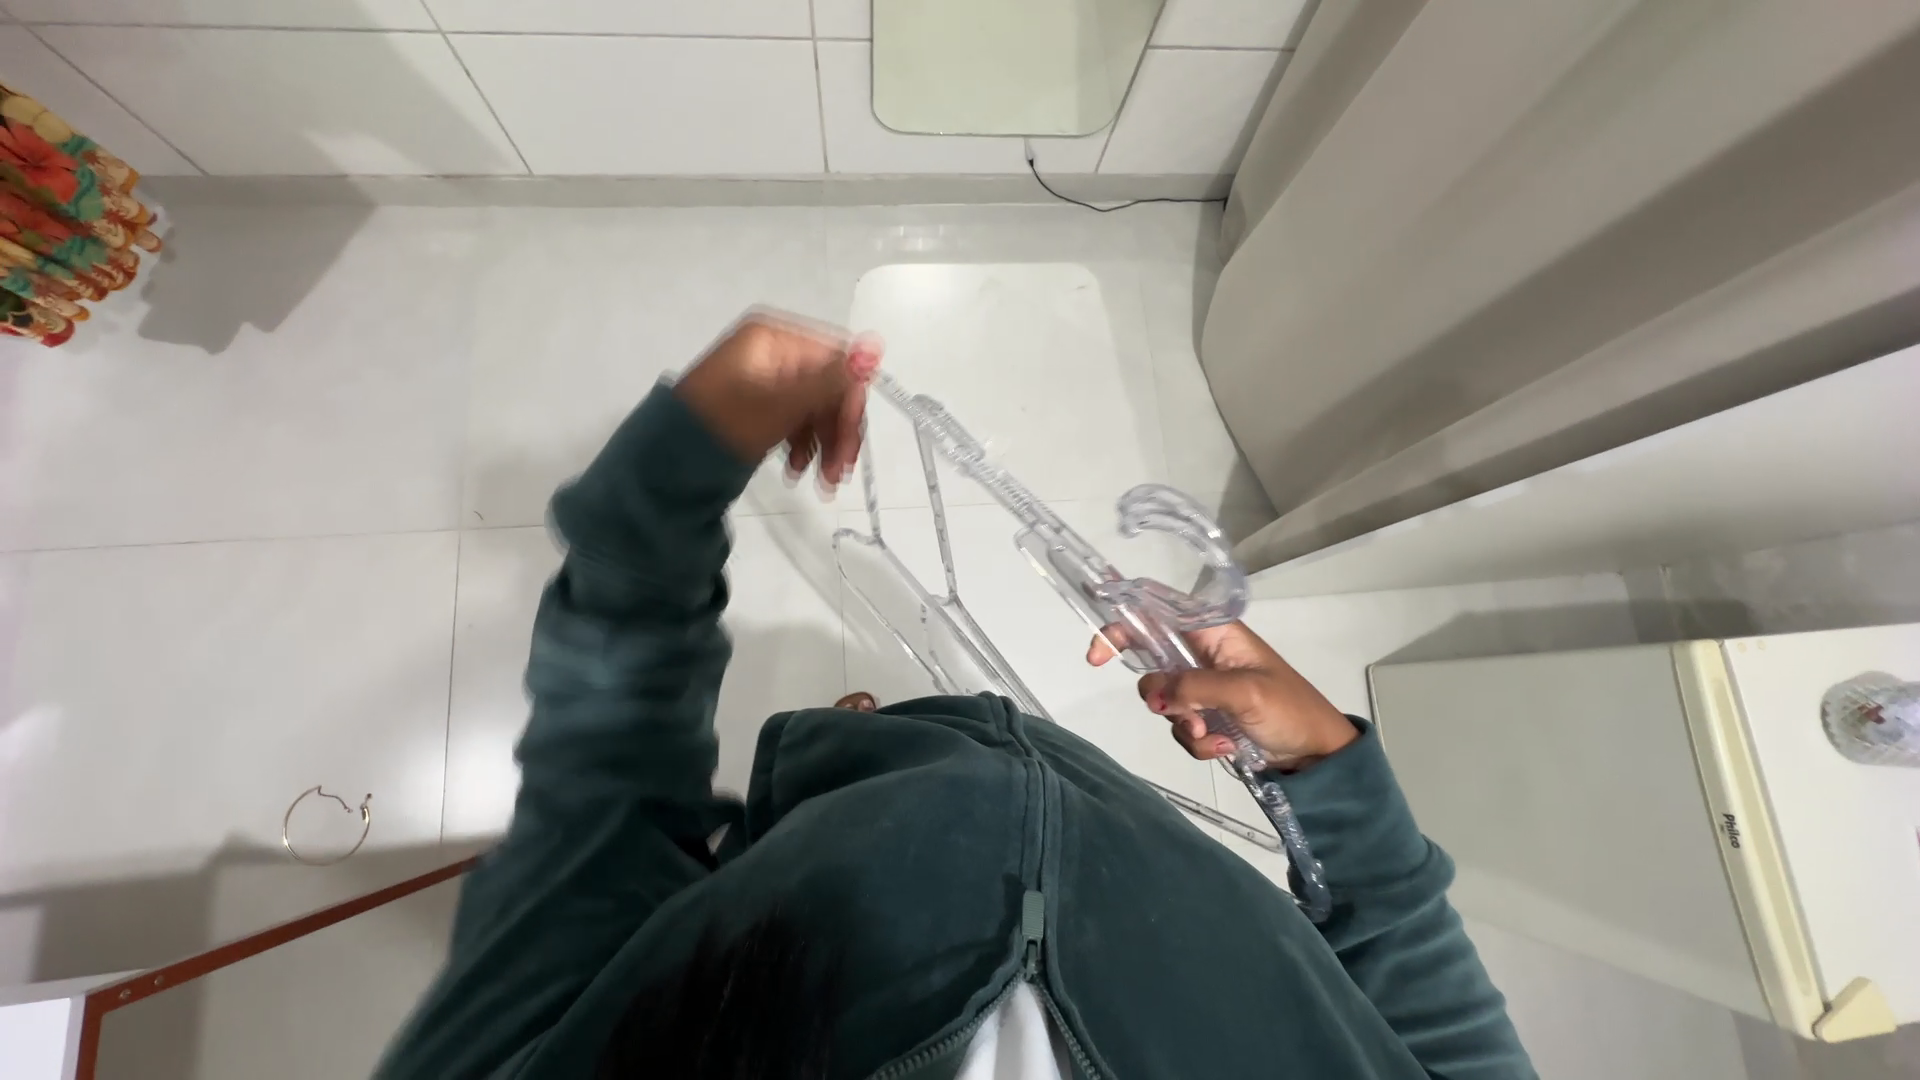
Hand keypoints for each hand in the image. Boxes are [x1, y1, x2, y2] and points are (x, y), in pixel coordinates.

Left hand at [673, 309, 882, 485]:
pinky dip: (804, 446)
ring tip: (822, 483)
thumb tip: (876, 345)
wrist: (670, 462)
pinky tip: (799, 472)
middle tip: (840, 474)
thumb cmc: (726, 425)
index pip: (837, 360)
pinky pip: (796, 420)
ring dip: (825, 445)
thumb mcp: (783, 402)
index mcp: (776, 338)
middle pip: (828, 387)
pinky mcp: (759, 404)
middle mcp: (773, 351)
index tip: (852, 442)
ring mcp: (766, 378)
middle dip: (838, 431)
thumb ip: (831, 378)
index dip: (851, 401)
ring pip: (815, 408)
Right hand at [1087, 621, 1356, 771]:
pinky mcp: (1205, 716)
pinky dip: (1196, 741)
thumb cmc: (1290, 709)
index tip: (1098, 653)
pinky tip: (1224, 749)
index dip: (1122, 621)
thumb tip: (1154, 695)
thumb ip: (1195, 687)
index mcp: (1213, 632)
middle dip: (1160, 693)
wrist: (1319, 756)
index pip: (1157, 611)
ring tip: (1214, 736)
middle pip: (1150, 660)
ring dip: (1182, 722)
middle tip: (1171, 711)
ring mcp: (1202, 686)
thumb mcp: (1245, 692)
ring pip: (1162, 699)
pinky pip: (1179, 726)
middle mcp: (1201, 654)